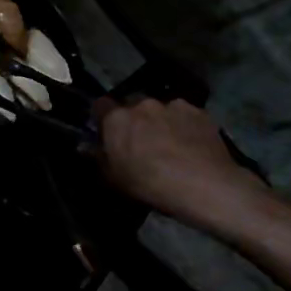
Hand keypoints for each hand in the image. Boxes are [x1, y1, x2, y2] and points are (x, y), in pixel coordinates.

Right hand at [93, 97, 266, 227]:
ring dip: (160, 121)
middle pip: (132, 105)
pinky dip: (184, 125)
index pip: (100, 105)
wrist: (204, 185)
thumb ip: (97, 158)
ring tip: (169, 142)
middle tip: (140, 140)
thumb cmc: (148, 183)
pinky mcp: (201, 113)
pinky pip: (185, 115)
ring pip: (161, 109)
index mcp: (117, 118)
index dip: (102, 117)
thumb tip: (86, 147)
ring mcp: (175, 106)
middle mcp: (143, 104)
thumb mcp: (112, 178)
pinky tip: (190, 144)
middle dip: (134, 118)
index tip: (106, 130)